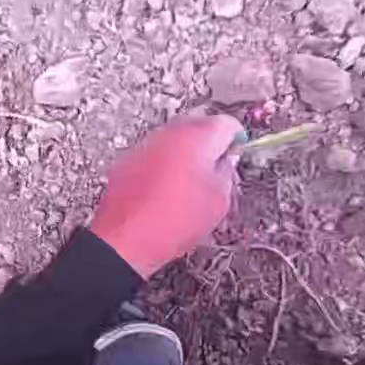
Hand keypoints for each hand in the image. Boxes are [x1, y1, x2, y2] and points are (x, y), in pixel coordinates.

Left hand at [88, 115, 242, 278]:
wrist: (127, 240)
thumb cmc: (172, 223)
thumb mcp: (218, 202)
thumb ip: (228, 173)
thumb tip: (227, 162)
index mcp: (198, 139)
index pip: (226, 123)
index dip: (236, 138)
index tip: (237, 150)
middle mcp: (170, 134)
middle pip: (199, 125)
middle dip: (210, 143)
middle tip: (216, 168)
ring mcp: (146, 145)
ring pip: (174, 138)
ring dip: (185, 153)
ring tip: (190, 183)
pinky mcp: (128, 160)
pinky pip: (154, 153)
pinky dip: (163, 163)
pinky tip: (166, 189)